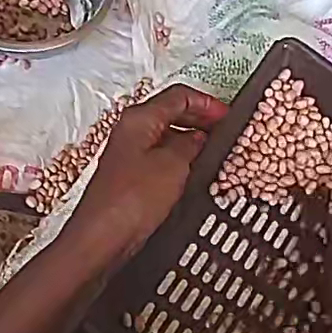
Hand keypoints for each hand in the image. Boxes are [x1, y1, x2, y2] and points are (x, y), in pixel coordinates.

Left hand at [65, 83, 227, 266]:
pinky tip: (194, 172)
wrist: (104, 236)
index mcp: (140, 119)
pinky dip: (180, 159)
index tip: (227, 115)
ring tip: (214, 152)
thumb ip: (191, 145)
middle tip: (224, 131)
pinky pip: (161, 158)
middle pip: (171, 112)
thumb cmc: (132, 200)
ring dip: (191, 140)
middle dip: (200, 119)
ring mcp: (130, 154)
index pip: (178, 96)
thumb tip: (199, 138)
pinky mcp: (132, 176)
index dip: (207, 103)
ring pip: (166, 136)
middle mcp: (132, 131)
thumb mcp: (174, 165)